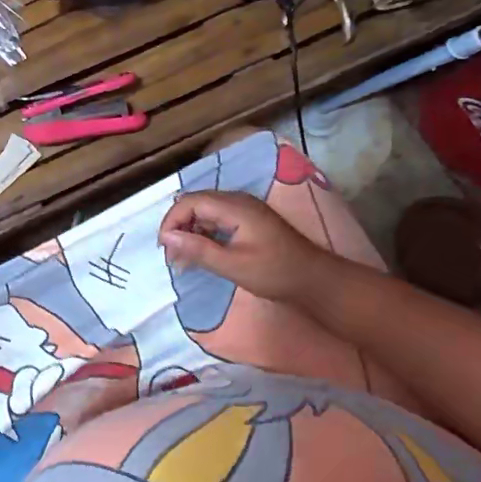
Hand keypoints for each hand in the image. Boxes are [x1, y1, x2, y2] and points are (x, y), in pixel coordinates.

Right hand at [158, 191, 324, 302]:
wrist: (316, 281)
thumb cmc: (275, 273)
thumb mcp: (233, 265)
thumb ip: (198, 249)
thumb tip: (167, 237)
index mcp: (235, 207)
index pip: (190, 202)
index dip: (172, 221)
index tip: (164, 247)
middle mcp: (238, 201)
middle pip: (196, 203)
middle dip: (178, 226)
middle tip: (171, 255)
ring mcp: (245, 209)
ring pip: (205, 211)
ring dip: (190, 231)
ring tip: (183, 258)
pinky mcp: (249, 220)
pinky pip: (217, 218)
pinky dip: (204, 233)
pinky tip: (201, 253)